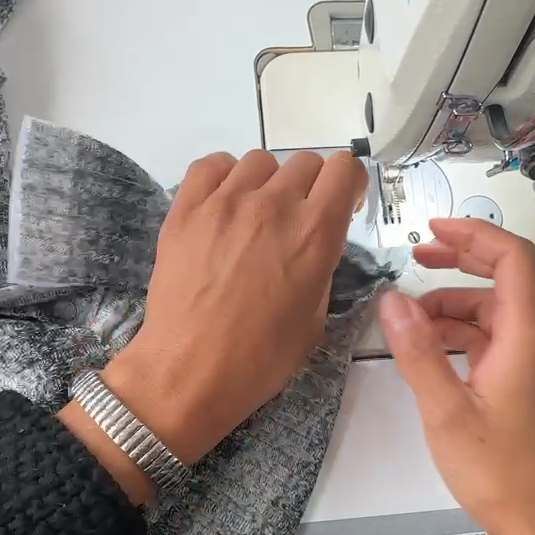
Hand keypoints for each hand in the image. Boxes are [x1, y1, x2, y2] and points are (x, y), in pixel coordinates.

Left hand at [80, 149, 366, 498]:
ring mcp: (225, 203)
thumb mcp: (314, 319)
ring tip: (257, 217)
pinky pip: (211, 165)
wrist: (190, 372)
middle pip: (305, 162)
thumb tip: (316, 244)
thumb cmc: (260, 359)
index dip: (349, 184)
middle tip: (299, 220)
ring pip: (260, 161)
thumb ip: (322, 268)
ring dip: (268, 183)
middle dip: (311, 187)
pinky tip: (225, 206)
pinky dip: (225, 177)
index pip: (345, 169)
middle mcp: (273, 206)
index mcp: (314, 234)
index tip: (342, 206)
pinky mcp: (185, 209)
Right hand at [376, 218, 534, 534]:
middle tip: (417, 255)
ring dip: (451, 304)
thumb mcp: (445, 409)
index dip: (475, 234)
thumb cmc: (496, 469)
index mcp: (526, 336)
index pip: (513, 259)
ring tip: (407, 318)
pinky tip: (426, 347)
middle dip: (460, 260)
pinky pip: (490, 339)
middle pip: (504, 277)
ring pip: (492, 310)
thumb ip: (417, 352)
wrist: (534, 519)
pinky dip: (458, 333)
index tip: (434, 228)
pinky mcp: (520, 381)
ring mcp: (530, 360)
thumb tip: (391, 301)